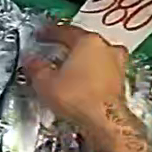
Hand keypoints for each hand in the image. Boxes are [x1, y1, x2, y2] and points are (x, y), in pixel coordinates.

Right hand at [23, 23, 134, 146]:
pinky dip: (90, 73)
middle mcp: (107, 48)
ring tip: (67, 68)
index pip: (66, 31)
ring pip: (95, 56)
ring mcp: (118, 64)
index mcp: (88, 42)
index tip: (41, 34)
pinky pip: (102, 70)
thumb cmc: (76, 96)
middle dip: (68, 46)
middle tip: (54, 51)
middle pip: (84, 42)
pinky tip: (80, 81)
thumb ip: (36, 66)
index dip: (50, 32)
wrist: (103, 120)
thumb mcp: (44, 81)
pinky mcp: (121, 80)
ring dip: (82, 60)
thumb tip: (31, 60)